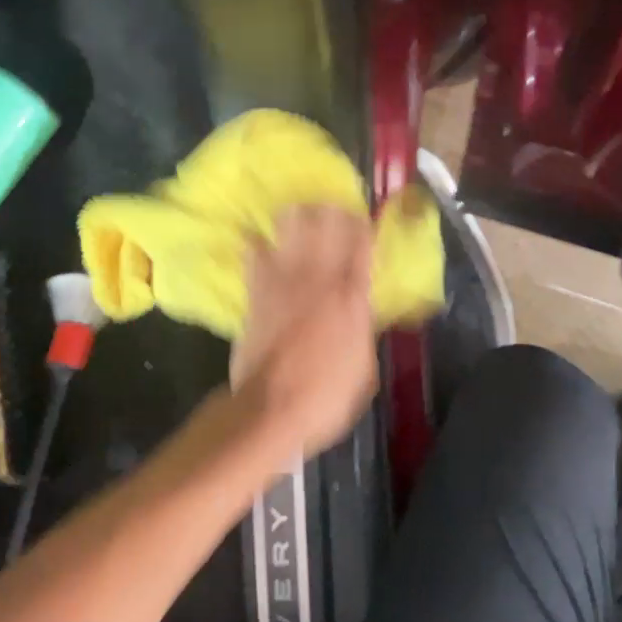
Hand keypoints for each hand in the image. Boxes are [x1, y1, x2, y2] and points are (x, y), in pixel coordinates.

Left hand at [232, 206, 379, 459]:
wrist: (271, 410)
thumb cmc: (326, 399)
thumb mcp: (364, 369)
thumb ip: (363, 332)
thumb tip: (361, 314)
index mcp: (353, 298)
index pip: (364, 244)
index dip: (366, 225)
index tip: (367, 218)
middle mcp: (319, 279)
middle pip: (327, 221)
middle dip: (333, 211)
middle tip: (336, 213)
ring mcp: (283, 281)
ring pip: (291, 224)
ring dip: (299, 215)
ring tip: (303, 217)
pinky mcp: (254, 291)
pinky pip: (253, 251)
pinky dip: (257, 241)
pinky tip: (259, 237)